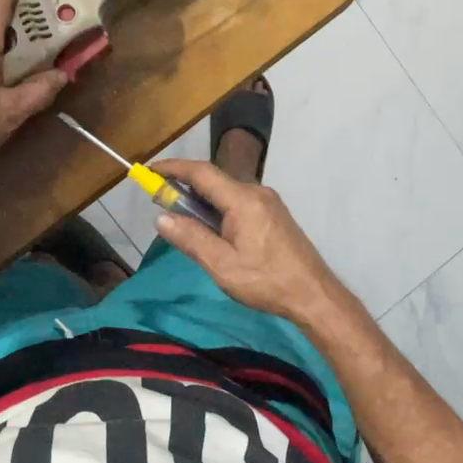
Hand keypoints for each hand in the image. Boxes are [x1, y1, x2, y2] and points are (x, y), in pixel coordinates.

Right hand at [151, 159, 356, 326]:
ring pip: (227, 192)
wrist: (313, 294)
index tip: (148, 171)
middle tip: (161, 203)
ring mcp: (269, 203)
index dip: (172, 168)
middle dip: (185, 187)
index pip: (201, 172)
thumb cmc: (266, 281)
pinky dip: (219, 209)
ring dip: (202, 200)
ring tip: (183, 221)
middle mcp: (257, 192)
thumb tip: (161, 217)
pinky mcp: (275, 215)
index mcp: (243, 199)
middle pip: (214, 180)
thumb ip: (191, 238)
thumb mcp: (221, 264)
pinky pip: (239, 202)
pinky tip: (212, 230)